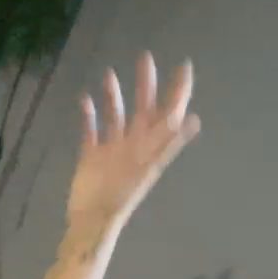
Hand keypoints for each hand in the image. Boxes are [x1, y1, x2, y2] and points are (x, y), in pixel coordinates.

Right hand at [65, 53, 199, 235]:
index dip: (178, 90)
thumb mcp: (147, 168)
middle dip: (146, 84)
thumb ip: (167, 144)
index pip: (170, 112)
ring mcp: (111, 149)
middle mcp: (134, 142)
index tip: (184, 66)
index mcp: (151, 144)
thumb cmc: (120, 197)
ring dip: (113, 96)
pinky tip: (85, 101)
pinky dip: (88, 116)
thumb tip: (193, 120)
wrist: (91, 220)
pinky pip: (90, 131)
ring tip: (108, 75)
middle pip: (144, 108)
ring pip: (115, 115)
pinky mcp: (90, 156)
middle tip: (145, 58)